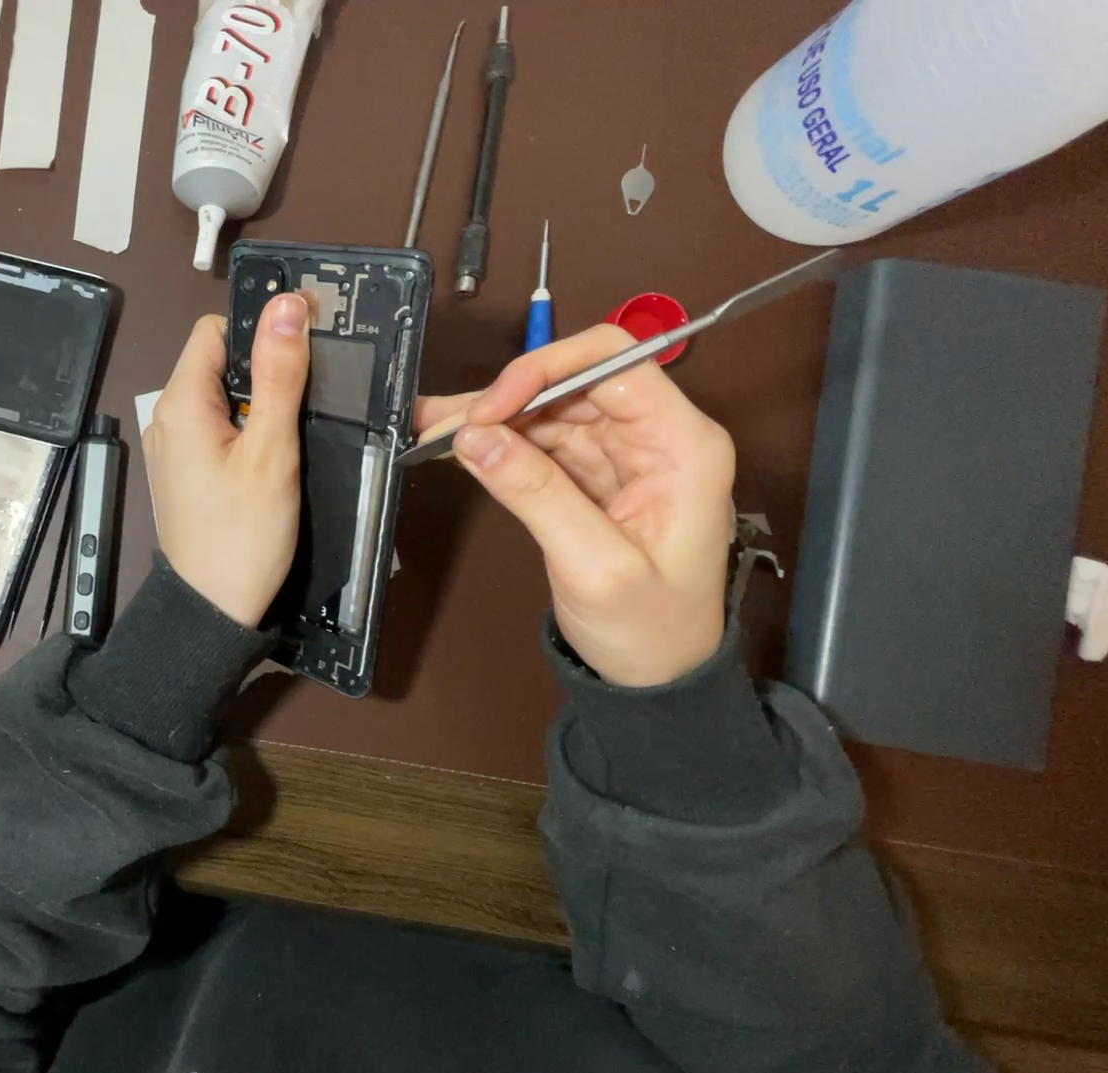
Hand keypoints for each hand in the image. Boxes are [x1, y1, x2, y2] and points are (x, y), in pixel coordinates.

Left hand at [145, 294, 311, 626]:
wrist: (214, 608)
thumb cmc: (244, 534)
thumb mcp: (272, 450)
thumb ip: (280, 374)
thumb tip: (286, 303)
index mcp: (180, 403)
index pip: (215, 330)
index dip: (258, 330)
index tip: (300, 349)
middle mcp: (166, 418)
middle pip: (218, 363)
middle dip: (262, 371)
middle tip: (304, 399)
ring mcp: (171, 447)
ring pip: (219, 398)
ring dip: (256, 404)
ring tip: (287, 434)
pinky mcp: (181, 471)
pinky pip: (213, 430)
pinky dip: (242, 432)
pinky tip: (268, 457)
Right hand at [416, 325, 735, 686]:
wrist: (656, 673)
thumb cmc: (647, 626)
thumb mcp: (592, 565)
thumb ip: (535, 494)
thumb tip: (472, 438)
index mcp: (680, 445)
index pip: (614, 364)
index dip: (544, 371)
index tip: (485, 411)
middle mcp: (650, 435)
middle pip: (571, 381)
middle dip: (502, 397)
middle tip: (437, 428)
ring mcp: (616, 453)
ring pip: (544, 408)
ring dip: (486, 418)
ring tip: (428, 432)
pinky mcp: (585, 473)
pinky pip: (533, 440)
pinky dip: (491, 440)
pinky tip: (451, 445)